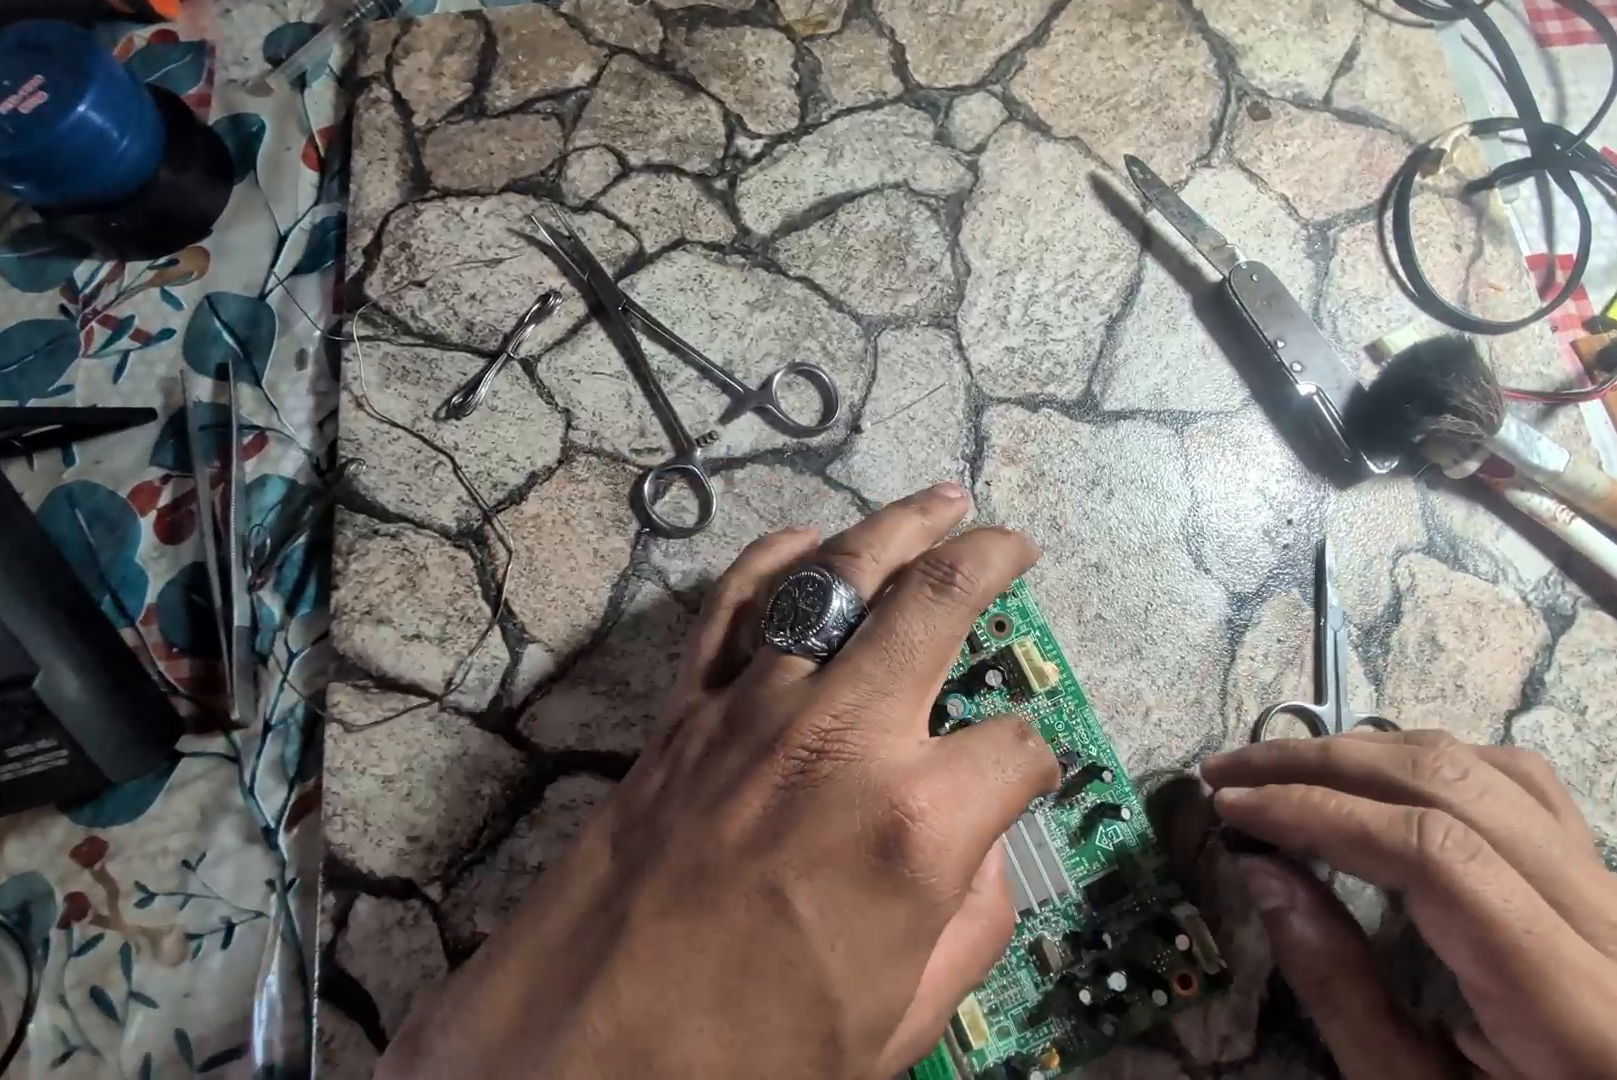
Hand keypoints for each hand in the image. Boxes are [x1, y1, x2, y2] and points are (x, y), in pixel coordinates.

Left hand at [377, 484, 1059, 1079]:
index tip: (1024, 774)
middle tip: (1014, 541)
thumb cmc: (753, 1056)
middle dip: (991, 561)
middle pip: (938, 605)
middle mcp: (843, 736)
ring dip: (899, 528)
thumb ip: (970, 918)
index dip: (1033, 762)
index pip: (1015, 751)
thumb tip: (984, 843)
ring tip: (940, 501)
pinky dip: (774, 558)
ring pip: (839, 577)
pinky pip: (734, 604)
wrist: (583, 1056)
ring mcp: (758, 705)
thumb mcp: (902, 1016)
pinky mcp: (688, 705)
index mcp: (915, 826)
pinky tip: (809, 539)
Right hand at [1202, 731, 1616, 1078]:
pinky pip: (1524, 791)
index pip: (1436, 853)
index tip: (1230, 805)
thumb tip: (1258, 865)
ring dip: (1367, 754)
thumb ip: (1336, 983)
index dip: (1317, 811)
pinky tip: (1373, 781)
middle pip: (1456, 790)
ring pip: (1489, 771)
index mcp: (1591, 1018)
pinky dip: (1430, 767)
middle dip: (1321, 765)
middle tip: (1232, 770)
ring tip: (1284, 768)